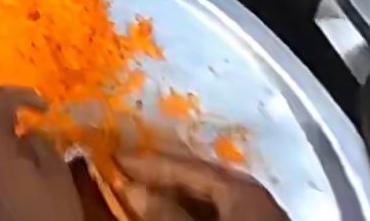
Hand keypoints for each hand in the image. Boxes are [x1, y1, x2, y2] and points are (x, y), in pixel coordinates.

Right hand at [114, 152, 287, 220]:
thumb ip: (164, 211)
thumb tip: (127, 187)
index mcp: (236, 183)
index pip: (178, 163)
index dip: (143, 162)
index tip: (112, 158)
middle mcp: (247, 189)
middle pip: (193, 176)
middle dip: (159, 177)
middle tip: (126, 174)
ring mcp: (257, 211)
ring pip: (205, 195)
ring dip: (174, 194)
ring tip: (145, 193)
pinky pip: (218, 210)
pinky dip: (193, 209)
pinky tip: (175, 212)